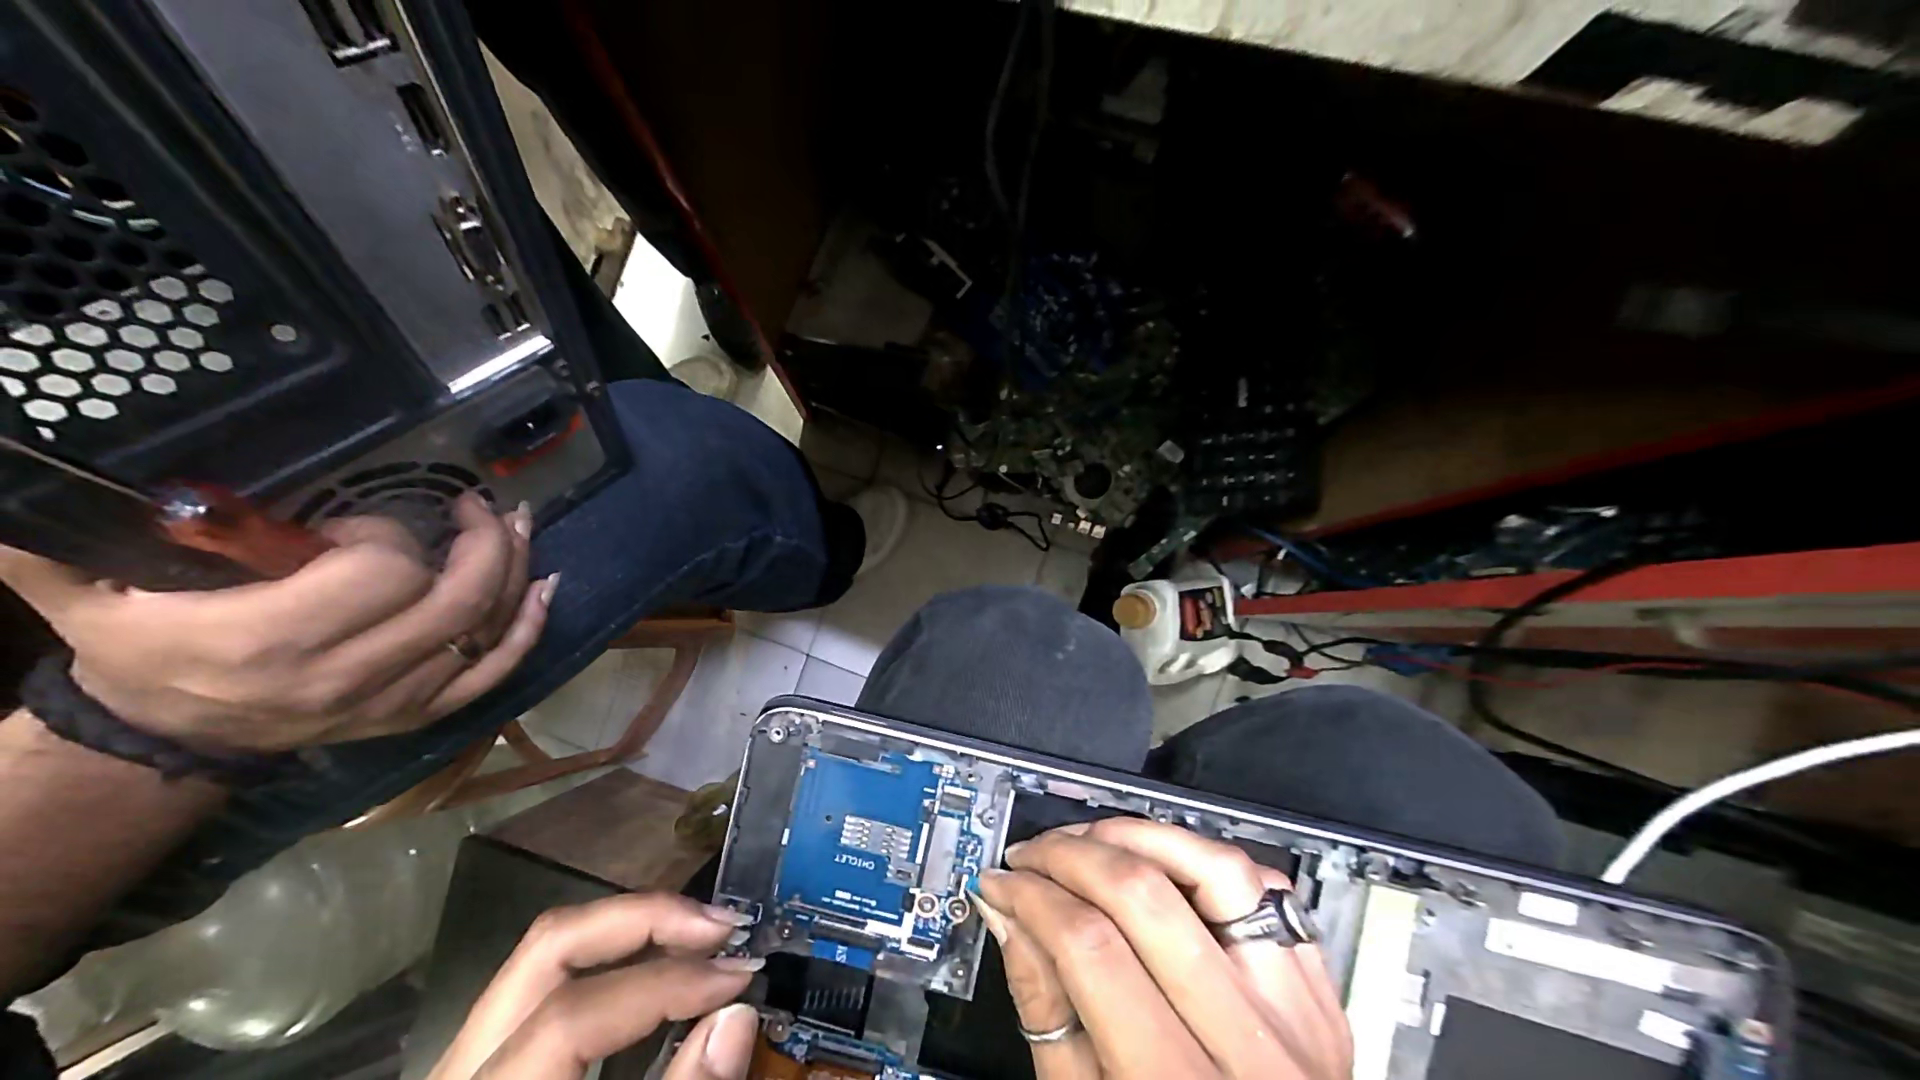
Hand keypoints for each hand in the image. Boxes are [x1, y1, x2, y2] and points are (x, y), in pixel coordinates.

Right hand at [0, 495, 553, 751]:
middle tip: (480, 505)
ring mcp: (395, 700)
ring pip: (484, 630)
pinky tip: (545, 590)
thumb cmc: (144, 658)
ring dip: (514, 572)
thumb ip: (60, 541)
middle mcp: (350, 676)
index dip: (388, 536)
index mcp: (274, 641)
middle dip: (482, 542)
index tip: (361, 524)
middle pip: (456, 599)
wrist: (168, 743)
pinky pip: (493, 674)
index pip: (386, 572)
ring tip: (520, 526)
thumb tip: (20, 463)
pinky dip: (526, 630)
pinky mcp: (418, 713)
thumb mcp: (88, 597)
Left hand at [428, 893, 765, 1079]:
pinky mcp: (483, 1064)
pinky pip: (551, 979)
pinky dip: (616, 957)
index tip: (739, 975)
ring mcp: (462, 1065)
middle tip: (720, 927)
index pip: (572, 1018)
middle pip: (549, 949)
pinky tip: (663, 964)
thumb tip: (737, 1014)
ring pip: (547, 951)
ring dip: (635, 928)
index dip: (666, 984)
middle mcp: (455, 1077)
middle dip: (647, 920)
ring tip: (703, 932)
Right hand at [974, 818, 1352, 1079]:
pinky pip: (1267, 890)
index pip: (1090, 947)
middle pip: (1145, 897)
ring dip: (1139, 835)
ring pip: (1216, 870)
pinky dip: (1206, 859)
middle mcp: (1249, 1047)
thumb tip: (1011, 914)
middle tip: (1032, 855)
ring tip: (1090, 839)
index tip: (1001, 882)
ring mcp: (1296, 1015)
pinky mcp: (1317, 995)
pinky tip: (1163, 860)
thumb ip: (1045, 1010)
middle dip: (1070, 856)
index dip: (1032, 897)